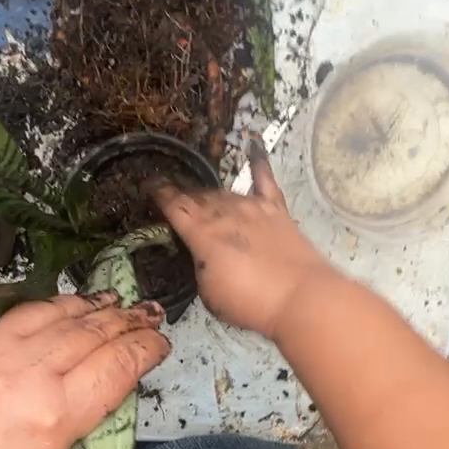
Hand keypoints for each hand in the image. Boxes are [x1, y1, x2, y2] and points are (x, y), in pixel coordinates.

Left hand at [0, 293, 170, 448]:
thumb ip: (95, 428)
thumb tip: (118, 387)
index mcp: (54, 417)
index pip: (117, 365)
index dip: (147, 349)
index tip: (160, 345)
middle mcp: (25, 377)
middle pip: (92, 333)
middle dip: (128, 322)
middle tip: (149, 316)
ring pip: (59, 316)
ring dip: (95, 309)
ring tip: (118, 305)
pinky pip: (23, 316)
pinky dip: (55, 309)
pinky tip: (73, 308)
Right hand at [152, 139, 341, 339]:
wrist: (299, 297)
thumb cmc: (249, 302)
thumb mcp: (208, 292)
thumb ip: (200, 266)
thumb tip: (202, 253)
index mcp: (203, 233)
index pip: (175, 206)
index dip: (159, 194)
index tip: (148, 186)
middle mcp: (226, 213)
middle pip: (198, 197)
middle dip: (183, 197)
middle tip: (174, 200)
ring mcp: (253, 208)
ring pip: (224, 193)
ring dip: (210, 195)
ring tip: (201, 197)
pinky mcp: (276, 211)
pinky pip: (265, 180)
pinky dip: (258, 162)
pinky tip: (254, 146)